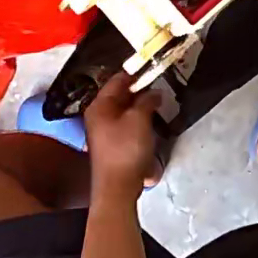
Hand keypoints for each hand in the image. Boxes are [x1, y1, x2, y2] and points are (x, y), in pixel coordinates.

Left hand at [84, 73, 161, 199]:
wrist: (117, 187)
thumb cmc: (126, 148)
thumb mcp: (140, 119)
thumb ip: (147, 100)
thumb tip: (154, 91)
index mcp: (99, 105)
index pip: (117, 80)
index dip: (136, 73)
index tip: (154, 69)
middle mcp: (97, 115)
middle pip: (119, 95)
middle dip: (140, 91)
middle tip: (160, 86)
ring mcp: (103, 131)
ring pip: (124, 111)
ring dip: (140, 107)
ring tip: (159, 103)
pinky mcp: (112, 145)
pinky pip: (126, 125)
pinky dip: (138, 121)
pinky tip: (151, 123)